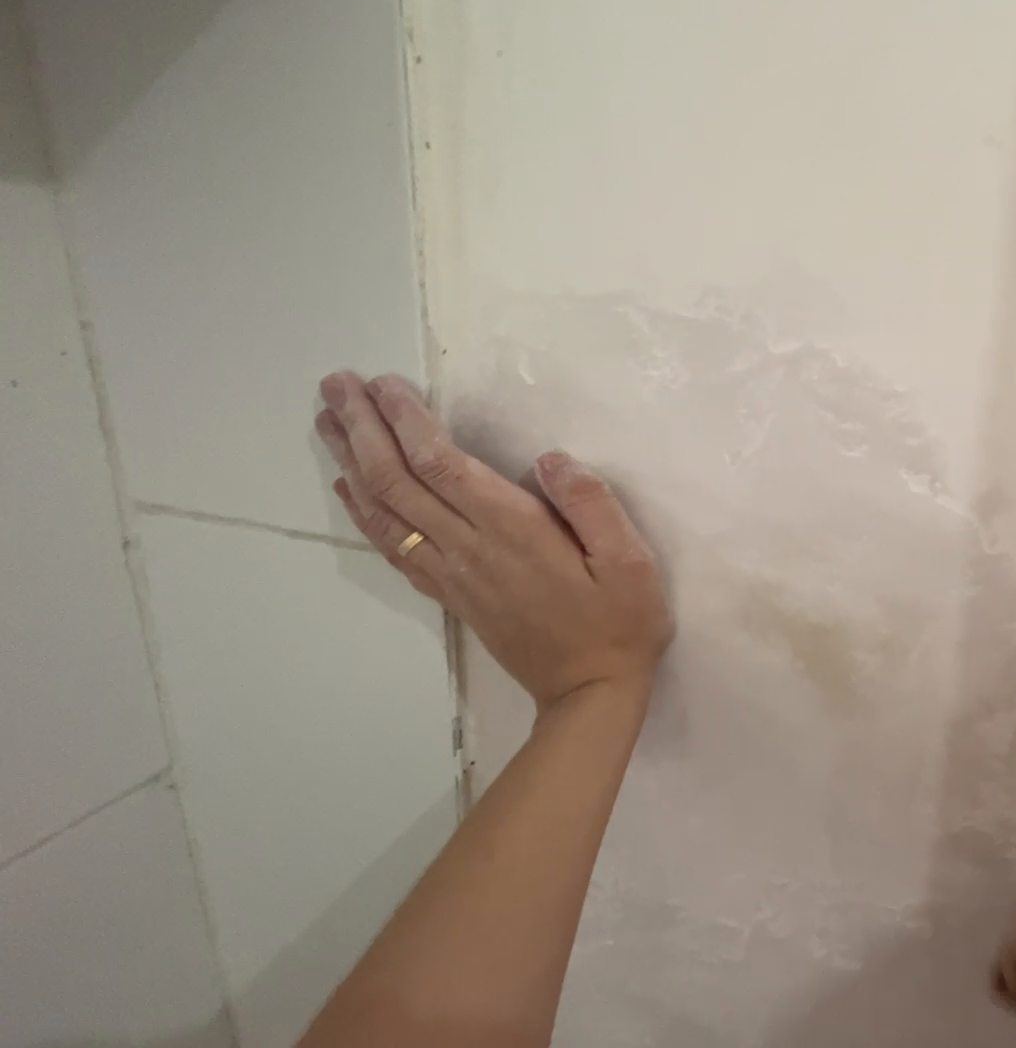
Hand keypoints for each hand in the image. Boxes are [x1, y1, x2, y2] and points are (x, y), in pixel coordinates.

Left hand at [315, 371, 673, 714]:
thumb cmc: (621, 622)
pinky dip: (362, 513)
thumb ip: (593, 507)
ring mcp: (455, 575)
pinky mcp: (453, 595)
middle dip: (363, 429)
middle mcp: (471, 549)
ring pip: (385, 511)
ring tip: (326, 420)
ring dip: (351, 462)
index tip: (384, 383)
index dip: (407, 421)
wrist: (591, 691)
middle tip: (336, 384)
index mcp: (515, 532)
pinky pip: (393, 546)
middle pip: (399, 481)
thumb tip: (550, 459)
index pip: (443, 465)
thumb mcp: (631, 561)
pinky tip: (349, 488)